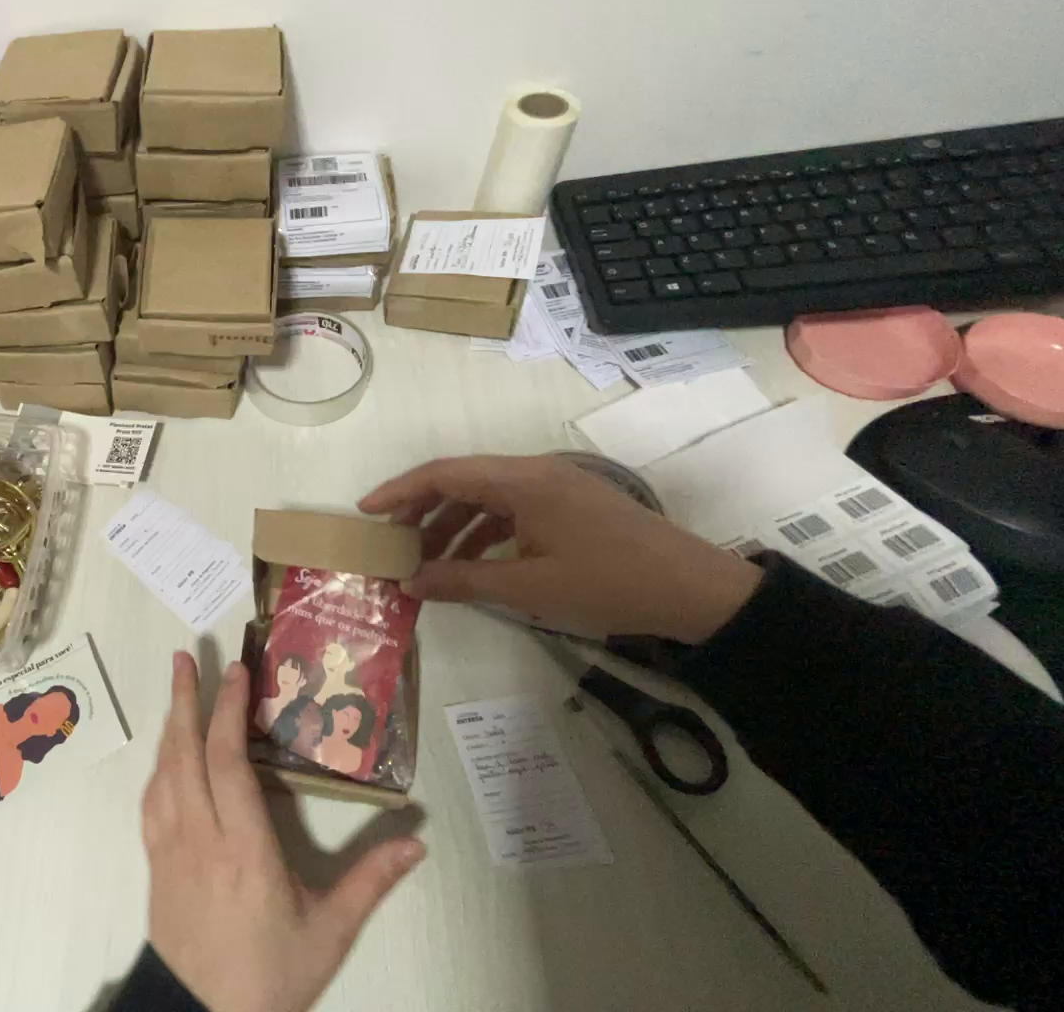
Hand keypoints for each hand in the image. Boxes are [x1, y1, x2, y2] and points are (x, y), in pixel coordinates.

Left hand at [140, 652, 425, 1011]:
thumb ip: (370, 881)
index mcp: (243, 846)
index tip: (235, 671)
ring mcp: (169, 845)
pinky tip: (167, 750)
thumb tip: (416, 840)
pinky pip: (151, 798)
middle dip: (185, 698)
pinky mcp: (155, 859)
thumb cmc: (268, 973)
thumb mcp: (328, 932)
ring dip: (170, 722)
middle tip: (186, 654)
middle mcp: (199, 834)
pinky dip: (160, 762)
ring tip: (177, 684)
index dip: (229, 711)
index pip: (228, 762)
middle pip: (186, 752)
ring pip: (164, 769)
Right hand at [359, 455, 762, 643]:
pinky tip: (469, 562)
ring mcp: (553, 486)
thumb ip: (461, 580)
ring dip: (450, 525)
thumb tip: (408, 584)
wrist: (696, 591)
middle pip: (460, 480)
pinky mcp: (567, 504)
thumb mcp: (528, 587)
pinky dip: (481, 531)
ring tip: (424, 561)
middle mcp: (533, 473)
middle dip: (420, 510)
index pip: (443, 474)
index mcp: (522, 481)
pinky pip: (509, 508)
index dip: (399, 491)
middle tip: (391, 542)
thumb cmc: (608, 583)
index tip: (366, 512)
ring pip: (483, 496)